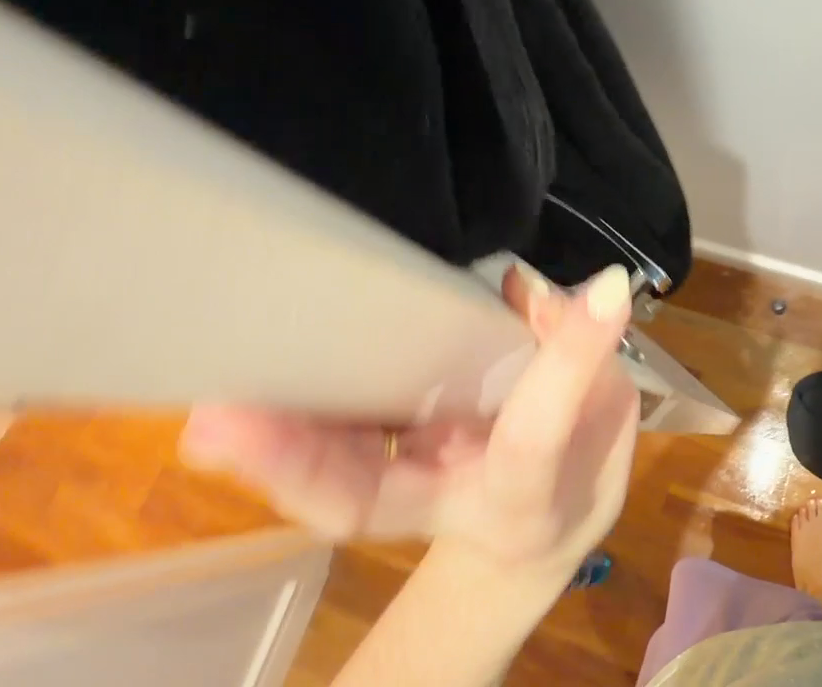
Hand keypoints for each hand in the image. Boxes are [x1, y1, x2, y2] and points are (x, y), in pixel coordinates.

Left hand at [179, 263, 640, 572]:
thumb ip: (576, 358)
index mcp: (527, 492)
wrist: (536, 531)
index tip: (580, 295)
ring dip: (268, 454)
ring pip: (332, 491)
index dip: (557, 365)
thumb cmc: (579, 469)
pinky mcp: (380, 478)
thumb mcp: (606, 415)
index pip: (533, 434)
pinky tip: (241, 398)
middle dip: (301, 468)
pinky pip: (330, 460)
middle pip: (371, 503)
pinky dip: (283, 435)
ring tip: (214, 416)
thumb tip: (525, 290)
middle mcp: (453, 505)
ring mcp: (408, 498)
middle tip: (221, 426)